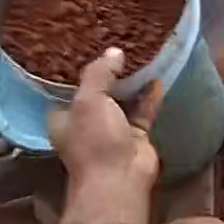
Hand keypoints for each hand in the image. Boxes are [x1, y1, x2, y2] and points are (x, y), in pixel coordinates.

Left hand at [48, 48, 164, 223]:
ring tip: (143, 55)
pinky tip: (158, 77)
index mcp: (65, 115)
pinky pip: (143, 109)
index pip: (68, 85)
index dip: (78, 65)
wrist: (120, 180)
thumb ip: (100, 73)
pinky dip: (150, 95)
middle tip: (122, 44)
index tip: (91, 43)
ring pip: (123, 99)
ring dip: (132, 81)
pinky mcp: (136, 135)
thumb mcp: (89, 99)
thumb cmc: (95, 140)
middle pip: (99, 90)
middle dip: (110, 71)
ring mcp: (113, 129)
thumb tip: (114, 51)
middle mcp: (87, 121)